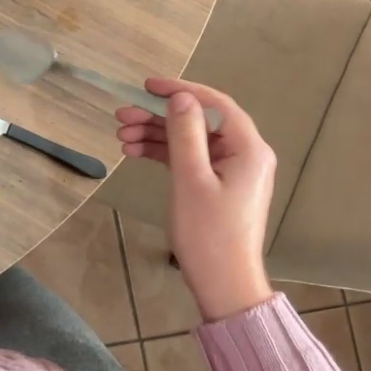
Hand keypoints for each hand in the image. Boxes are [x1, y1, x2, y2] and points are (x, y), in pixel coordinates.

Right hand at [115, 79, 276, 320]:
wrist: (224, 283)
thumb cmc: (208, 233)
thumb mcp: (191, 179)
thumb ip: (185, 134)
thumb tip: (180, 98)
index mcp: (248, 148)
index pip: (214, 104)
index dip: (180, 90)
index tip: (146, 86)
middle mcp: (246, 154)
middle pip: (199, 122)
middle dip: (160, 116)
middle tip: (122, 115)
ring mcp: (232, 171)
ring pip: (191, 141)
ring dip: (157, 135)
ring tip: (121, 136)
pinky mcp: (219, 186)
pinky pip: (191, 159)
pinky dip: (165, 155)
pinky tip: (135, 152)